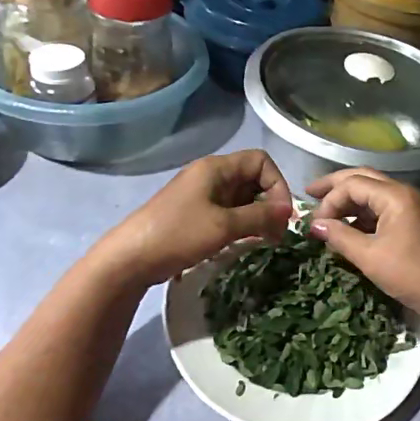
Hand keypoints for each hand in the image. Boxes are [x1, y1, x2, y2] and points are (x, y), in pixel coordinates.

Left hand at [92, 150, 292, 289]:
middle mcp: (210, 176)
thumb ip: (259, 216)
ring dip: (257, 216)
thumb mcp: (224, 226)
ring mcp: (202, 196)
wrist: (130, 259)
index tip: (282, 215)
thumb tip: (289, 212)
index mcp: (216, 168)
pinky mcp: (195, 215)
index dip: (277, 184)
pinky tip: (246, 244)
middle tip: (278, 234)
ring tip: (266, 242)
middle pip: (252, 179)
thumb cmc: (178, 234)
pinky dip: (242, 224)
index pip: (260, 161)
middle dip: (270, 203)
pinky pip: (228, 212)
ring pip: (242, 198)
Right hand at [306, 169, 419, 337]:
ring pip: (373, 192)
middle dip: (335, 186)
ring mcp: (411, 206)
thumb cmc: (411, 275)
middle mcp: (404, 193)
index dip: (329, 200)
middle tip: (309, 193)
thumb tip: (314, 225)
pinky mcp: (413, 220)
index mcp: (395, 196)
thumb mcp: (369, 257)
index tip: (314, 223)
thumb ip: (340, 236)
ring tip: (325, 214)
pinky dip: (362, 213)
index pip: (352, 184)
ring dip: (348, 200)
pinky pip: (382, 208)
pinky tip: (347, 227)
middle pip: (363, 178)